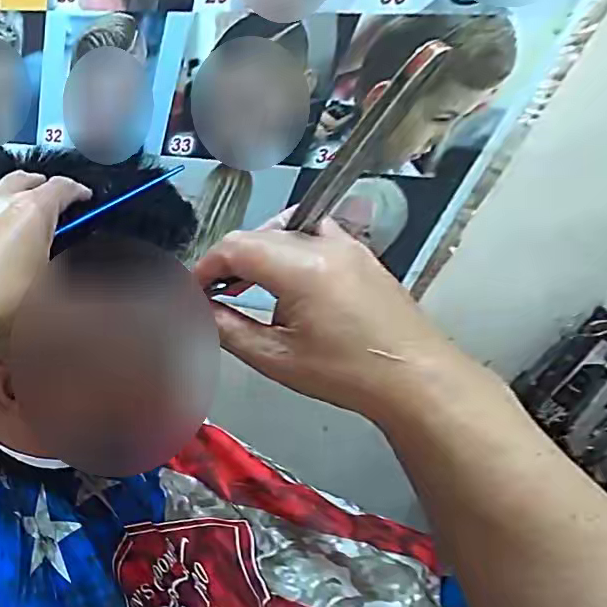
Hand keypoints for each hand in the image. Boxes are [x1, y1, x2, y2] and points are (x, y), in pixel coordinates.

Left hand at [0, 171, 90, 364]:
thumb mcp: (46, 296)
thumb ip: (58, 269)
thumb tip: (60, 263)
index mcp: (32, 211)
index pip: (62, 187)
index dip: (76, 191)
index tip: (82, 197)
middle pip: (24, 179)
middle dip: (40, 188)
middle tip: (50, 203)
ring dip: (7, 202)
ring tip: (13, 224)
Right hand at [193, 220, 497, 419]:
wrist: (414, 376)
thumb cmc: (344, 372)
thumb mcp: (275, 357)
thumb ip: (228, 328)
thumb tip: (199, 311)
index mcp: (302, 267)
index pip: (235, 247)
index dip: (205, 267)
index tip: (192, 292)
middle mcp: (324, 243)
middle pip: (256, 235)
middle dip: (226, 261)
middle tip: (211, 296)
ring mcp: (346, 243)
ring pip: (282, 229)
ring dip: (255, 253)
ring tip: (241, 287)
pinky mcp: (359, 252)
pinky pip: (309, 235)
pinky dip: (284, 251)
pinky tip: (281, 282)